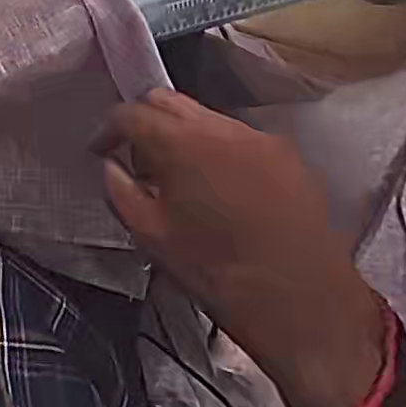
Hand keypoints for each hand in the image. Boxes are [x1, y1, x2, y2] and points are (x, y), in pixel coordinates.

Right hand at [99, 89, 384, 406]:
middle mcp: (220, 126)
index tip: (100, 149)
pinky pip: (236, 136)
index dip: (107, 128)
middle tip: (135, 156)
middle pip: (166, 99)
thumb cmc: (218, 273)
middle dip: (142, 120)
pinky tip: (216, 185)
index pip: (130, 112)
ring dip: (180, 133)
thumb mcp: (151, 236)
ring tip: (177, 173)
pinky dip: (215, 148)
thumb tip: (112, 166)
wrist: (305, 307)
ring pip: (203, 115)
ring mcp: (258, 137)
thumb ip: (119, 190)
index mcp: (181, 142)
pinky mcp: (286, 154)